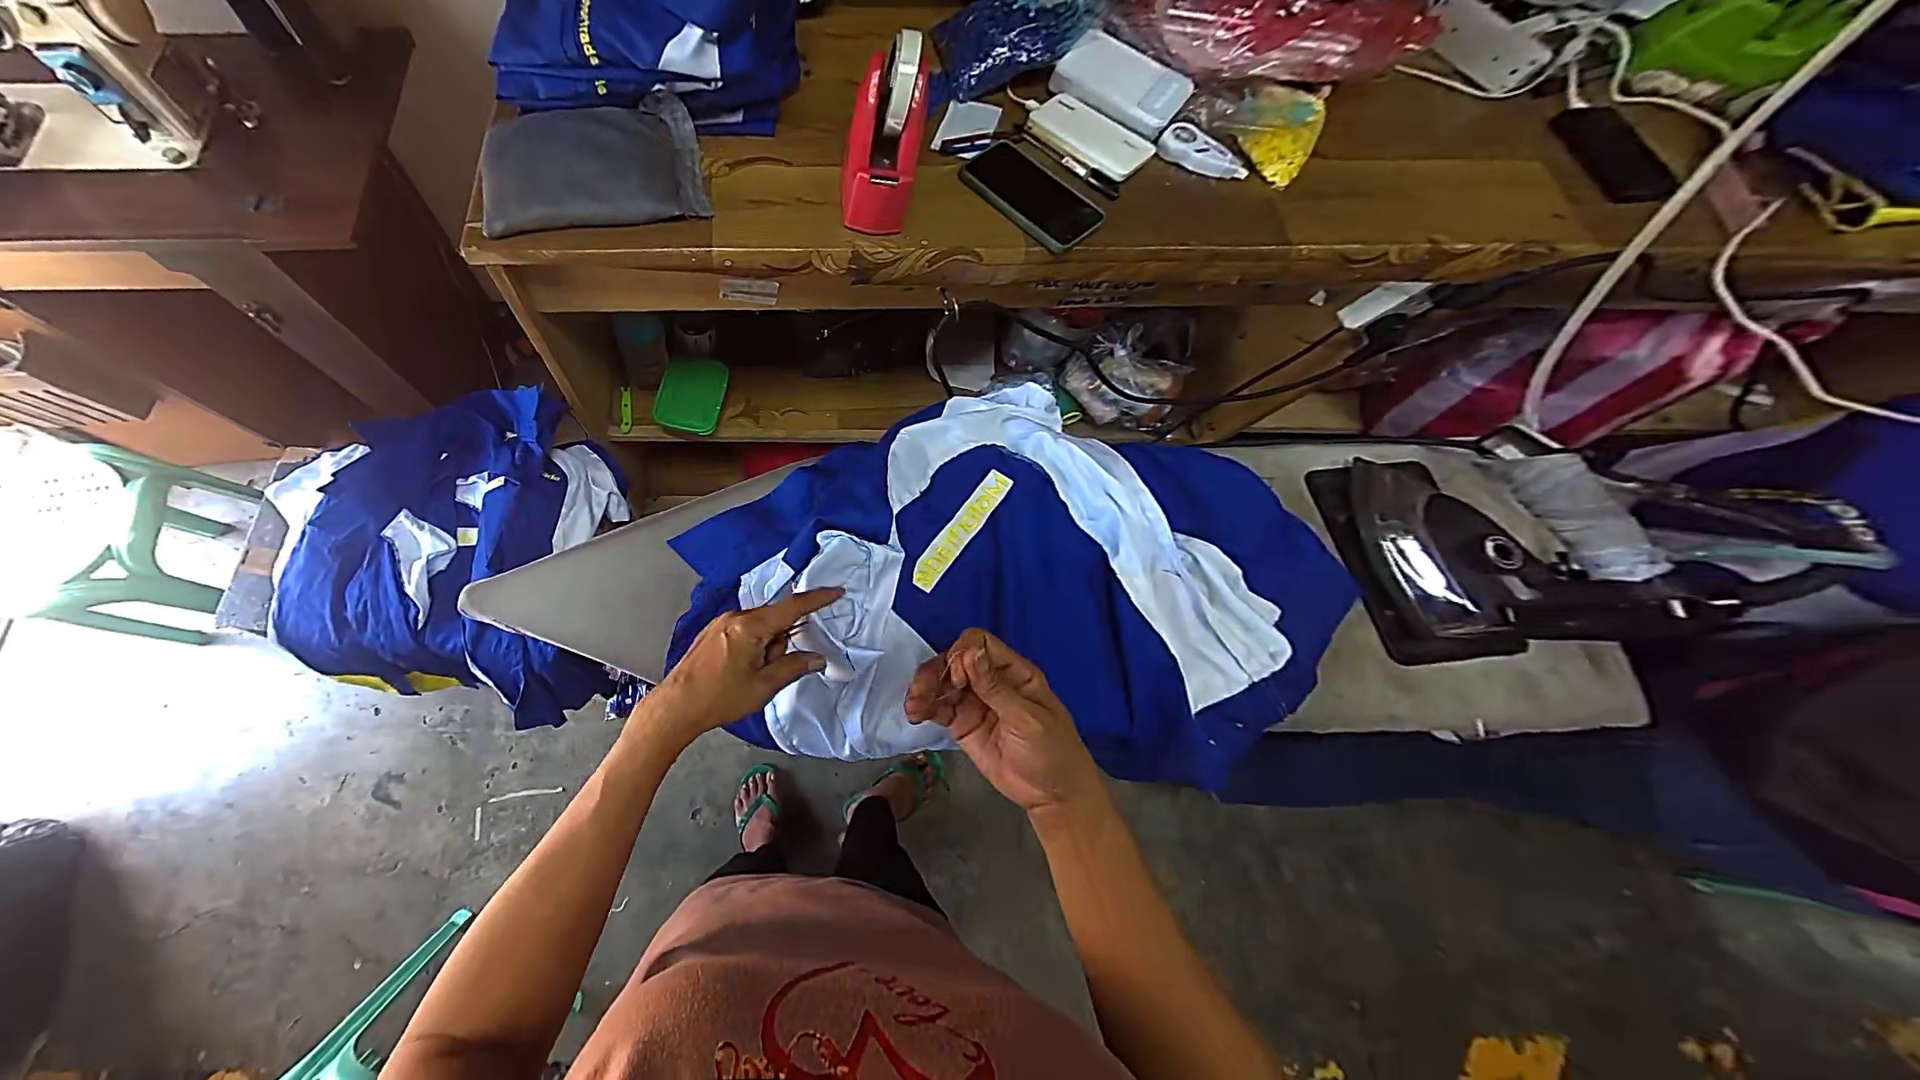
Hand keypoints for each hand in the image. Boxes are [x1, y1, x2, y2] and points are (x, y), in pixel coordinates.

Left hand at [636, 588, 843, 748]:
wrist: (675, 708)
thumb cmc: (716, 698)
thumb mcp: (764, 686)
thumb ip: (794, 667)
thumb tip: (815, 659)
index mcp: (750, 626)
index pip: (793, 607)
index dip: (817, 599)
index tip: (835, 592)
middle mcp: (735, 617)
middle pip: (776, 619)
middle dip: (783, 641)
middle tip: (772, 669)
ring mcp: (721, 623)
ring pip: (760, 626)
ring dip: (767, 645)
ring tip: (752, 675)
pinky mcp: (713, 632)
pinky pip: (745, 630)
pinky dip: (753, 645)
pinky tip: (742, 669)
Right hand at [905, 628, 1103, 815]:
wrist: (1054, 795)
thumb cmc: (1053, 751)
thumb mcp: (1027, 718)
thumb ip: (995, 687)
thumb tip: (969, 653)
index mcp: (1014, 672)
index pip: (980, 644)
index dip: (962, 654)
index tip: (956, 678)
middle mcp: (992, 681)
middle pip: (955, 661)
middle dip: (936, 671)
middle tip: (923, 692)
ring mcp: (976, 703)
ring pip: (943, 683)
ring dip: (925, 689)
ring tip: (914, 706)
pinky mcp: (963, 725)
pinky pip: (939, 708)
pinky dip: (924, 707)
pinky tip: (915, 714)